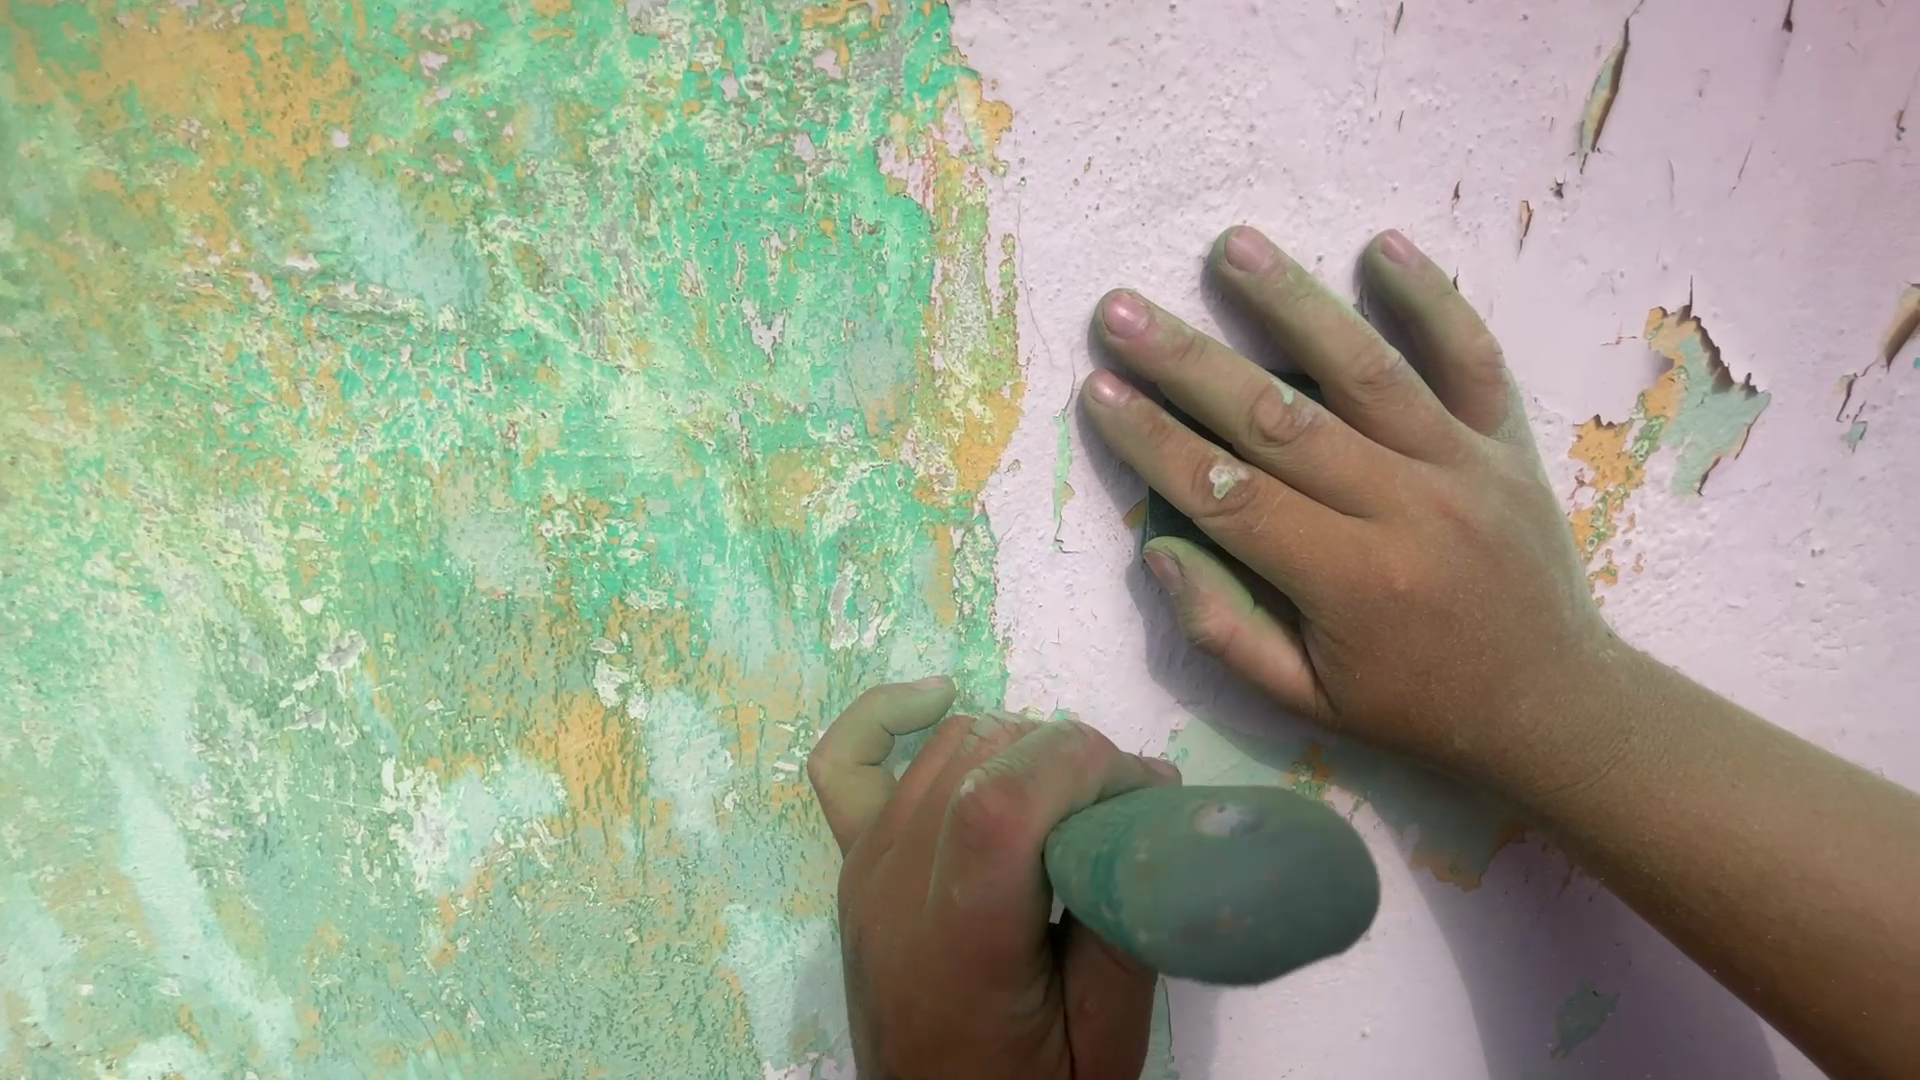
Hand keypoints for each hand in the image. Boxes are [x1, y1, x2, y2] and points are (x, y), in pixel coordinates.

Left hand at [806, 678, 1180, 1078]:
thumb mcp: (1105, 1039)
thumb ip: (1125, 919)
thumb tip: (1146, 795)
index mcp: (959, 940)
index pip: (1004, 798)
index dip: (1082, 764)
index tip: (1140, 788)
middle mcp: (895, 884)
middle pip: (980, 756)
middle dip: (1068, 753)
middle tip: (1119, 800)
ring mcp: (865, 861)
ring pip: (945, 745)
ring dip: (1019, 742)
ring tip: (1067, 783)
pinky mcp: (853, 854)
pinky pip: (846, 760)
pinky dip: (889, 714)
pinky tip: (939, 697)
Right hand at [1083, 227, 1626, 795]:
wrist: (1553, 704)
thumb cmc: (1410, 706)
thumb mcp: (1302, 700)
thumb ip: (1223, 631)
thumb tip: (1158, 551)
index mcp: (1348, 580)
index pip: (1226, 495)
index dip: (1154, 442)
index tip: (1099, 390)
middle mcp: (1404, 509)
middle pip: (1277, 420)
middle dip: (1188, 362)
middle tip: (1121, 312)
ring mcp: (1463, 465)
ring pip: (1366, 370)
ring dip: (1292, 303)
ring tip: (1231, 247)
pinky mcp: (1506, 443)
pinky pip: (1470, 358)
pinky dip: (1431, 299)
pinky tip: (1382, 246)